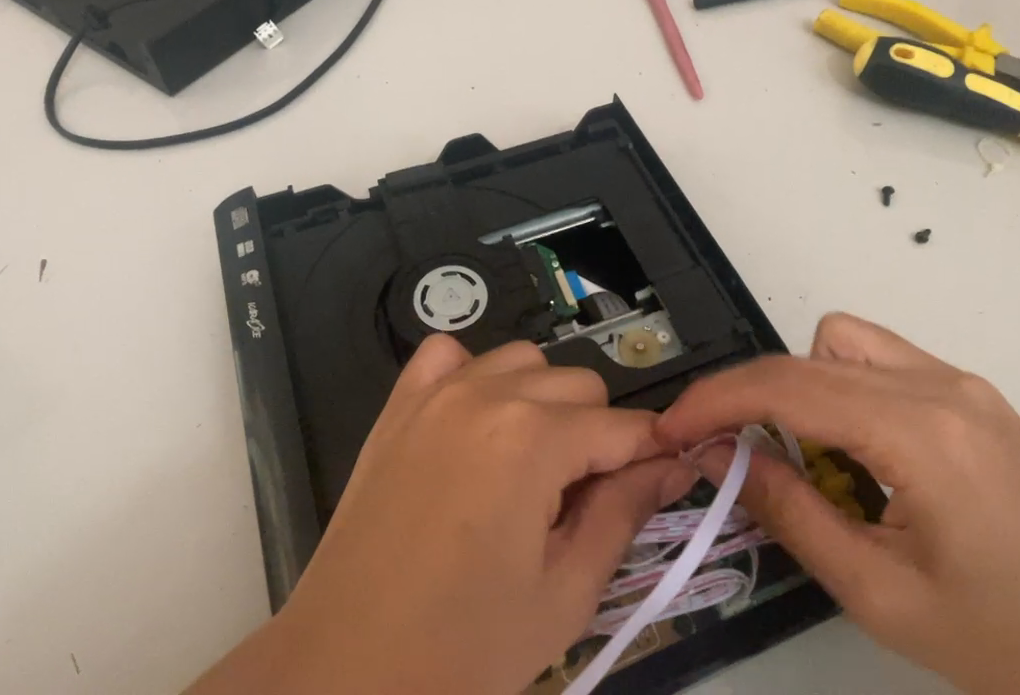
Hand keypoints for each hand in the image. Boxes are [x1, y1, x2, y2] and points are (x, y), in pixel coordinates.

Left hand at [190, 334, 696, 694]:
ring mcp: (435, 393)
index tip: (656, 488)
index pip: (626, 426)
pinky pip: (448, 355)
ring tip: (529, 469)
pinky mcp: (398, 406)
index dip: (651, 458)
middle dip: (597, 436)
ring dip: (542, 402)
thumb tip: (671, 467)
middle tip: (579, 504)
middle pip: (579, 385)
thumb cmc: (464, 645)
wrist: (348, 664)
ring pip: (523, 361)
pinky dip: (473, 375)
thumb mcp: (565, 593)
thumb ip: (624, 514)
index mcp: (534, 438)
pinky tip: (476, 425)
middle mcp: (487, 394)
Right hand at [658, 313, 1019, 694]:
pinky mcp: (979, 403)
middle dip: (751, 396)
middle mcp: (941, 385)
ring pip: (847, 344)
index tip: (667, 431)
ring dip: (802, 388)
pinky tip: (855, 458)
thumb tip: (715, 456)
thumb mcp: (879, 593)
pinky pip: (884, 366)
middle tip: (725, 457)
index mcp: (919, 430)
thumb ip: (788, 512)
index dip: (713, 402)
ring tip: (802, 463)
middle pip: (809, 353)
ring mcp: (966, 388)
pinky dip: (843, 393)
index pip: (785, 385)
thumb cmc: (1011, 645)